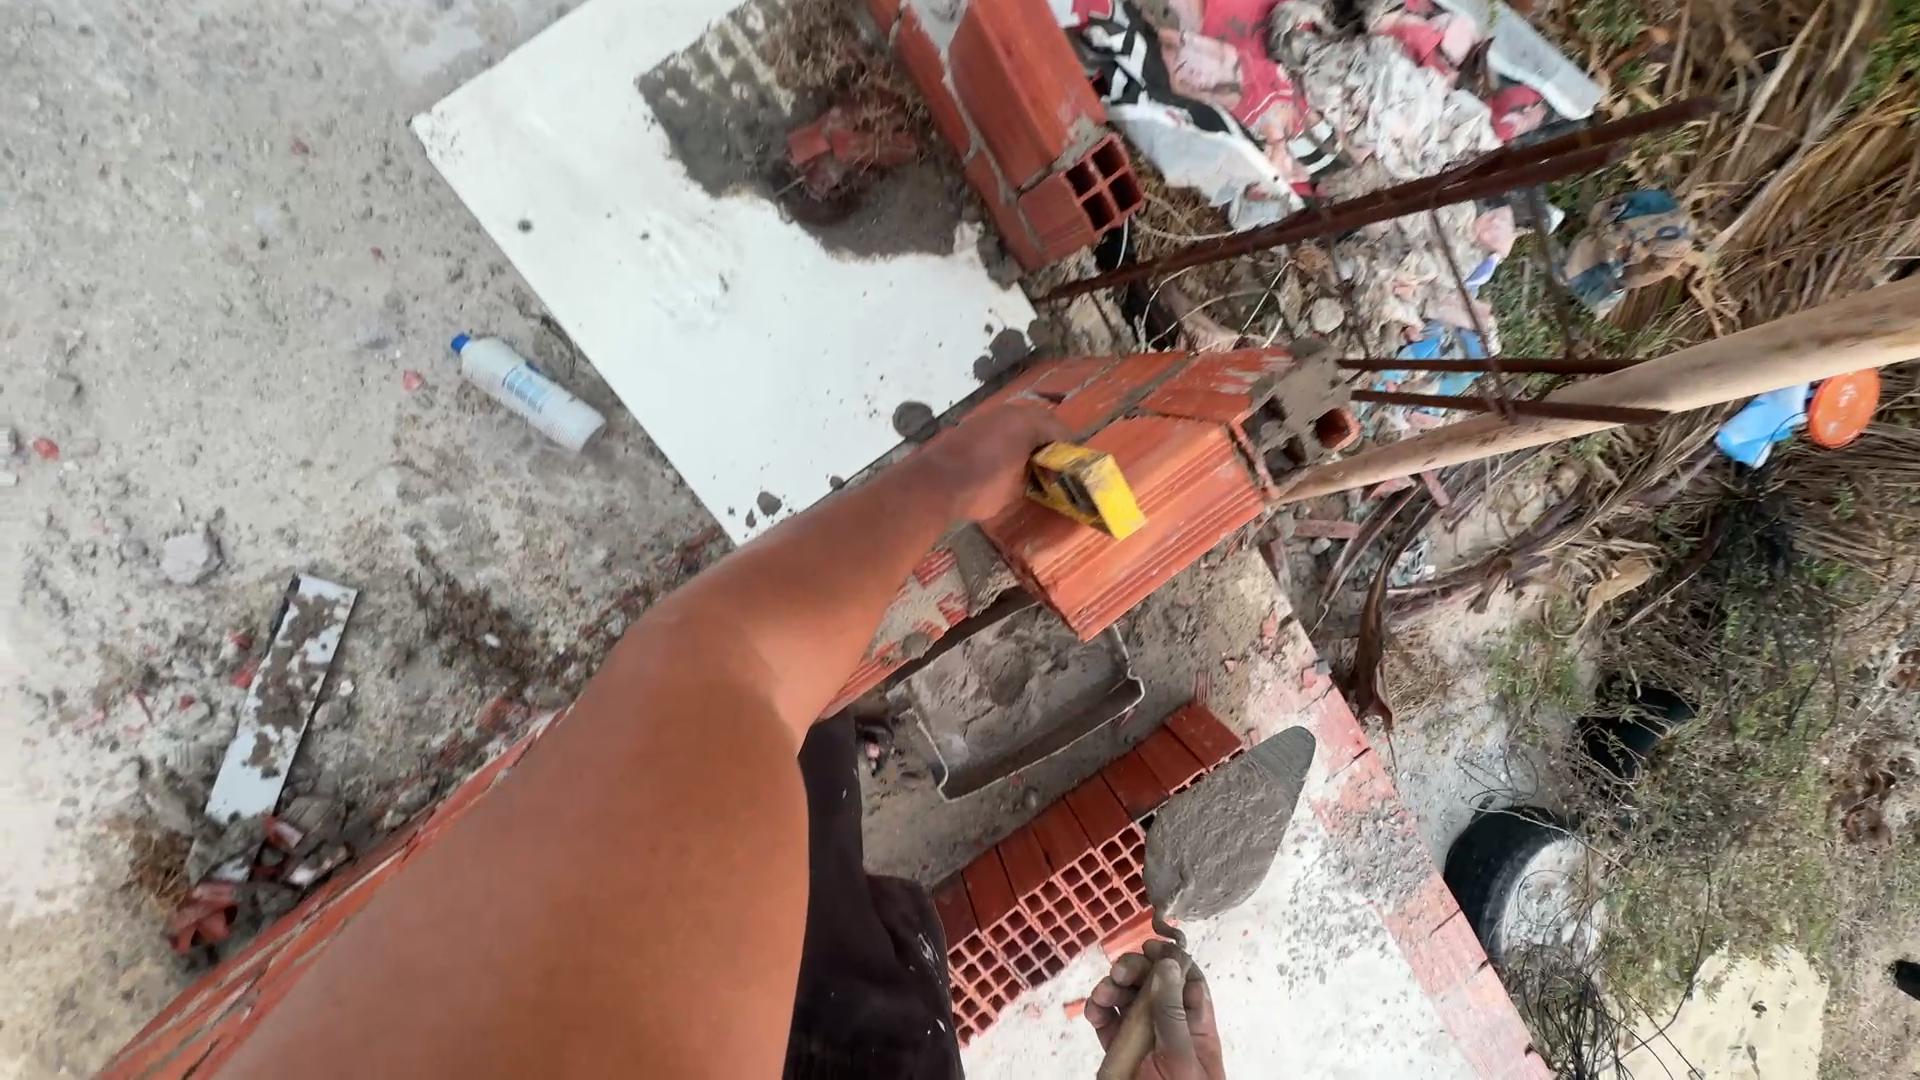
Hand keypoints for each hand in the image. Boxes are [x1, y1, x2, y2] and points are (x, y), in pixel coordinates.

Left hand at [915, 402, 1068, 522]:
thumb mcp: (1017, 488)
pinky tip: (1006, 459)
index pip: (1061, 431)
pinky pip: (1000, 427)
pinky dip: (1008, 439)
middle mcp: (1010, 411)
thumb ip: (1033, 475)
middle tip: (1053, 464)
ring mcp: (988, 415)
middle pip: (1041, 420)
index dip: (1068, 451)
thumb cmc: (983, 485)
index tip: (1069, 469)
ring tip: (1030, 462)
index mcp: (1029, 422)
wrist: (935, 482)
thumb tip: (1036, 473)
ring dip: (1027, 438)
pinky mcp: (970, 425)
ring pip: (1018, 421)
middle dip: (1049, 440)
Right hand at [1085, 941, 1224, 1079]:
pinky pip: (1108, 1022)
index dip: (1171, 958)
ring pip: (1126, 999)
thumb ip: (1172, 1011)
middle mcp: (1168, 1028)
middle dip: (1134, 970)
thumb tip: (1169, 961)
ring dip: (1111, 988)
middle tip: (1120, 973)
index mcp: (1195, 1028)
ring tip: (1102, 997)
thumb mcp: (1181, 1057)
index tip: (1150, 944)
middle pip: (1153, 983)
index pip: (1188, 981)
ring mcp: (1143, 1040)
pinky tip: (1094, 1011)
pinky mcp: (1119, 1053)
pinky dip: (1098, 1010)